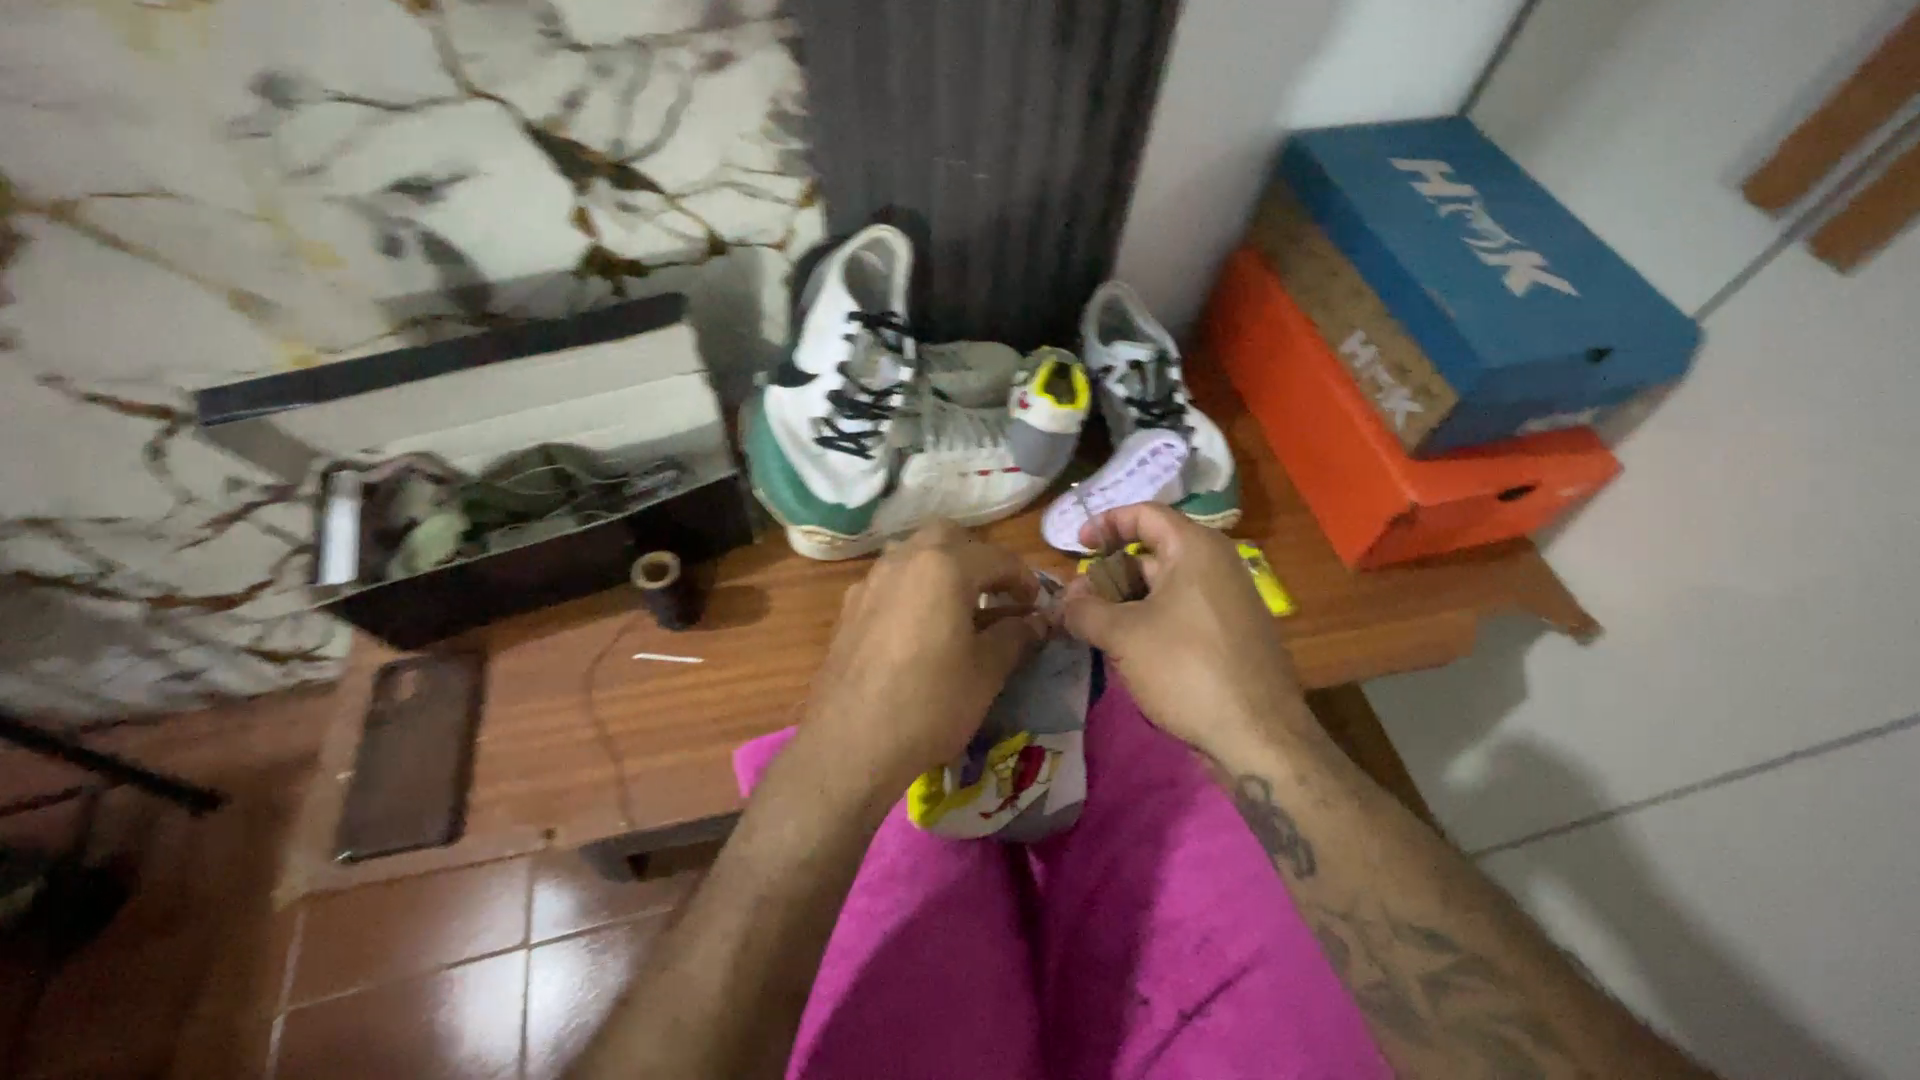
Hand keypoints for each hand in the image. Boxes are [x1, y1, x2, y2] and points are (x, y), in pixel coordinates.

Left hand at [799, 521, 1043, 797]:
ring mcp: (870, 583)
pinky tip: (920, 630)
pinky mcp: (849, 610)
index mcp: (943, 567)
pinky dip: (913, 591)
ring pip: (912, 555)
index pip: (996, 557)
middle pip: (947, 538)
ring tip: (959, 610)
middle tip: (996, 595)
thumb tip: (1037, 621)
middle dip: (977, 559)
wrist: (851, 744)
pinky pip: (889, 583)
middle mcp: (903, 561)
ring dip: (941, 570)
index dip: (1023, 579)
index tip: (1036, 606)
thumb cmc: (930, 704)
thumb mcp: (986, 672)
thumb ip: (1015, 636)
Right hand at [1062, 503, 1305, 756]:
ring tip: (1094, 631)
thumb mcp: (1122, 636)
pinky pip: (1181, 613)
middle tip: (1078, 603)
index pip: (1145, 514)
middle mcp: (1217, 565)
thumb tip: (1064, 602)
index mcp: (1195, 548)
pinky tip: (1127, 653)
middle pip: (1152, 553)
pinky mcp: (1231, 635)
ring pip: (1165, 588)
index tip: (1077, 548)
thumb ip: (1085, 611)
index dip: (1106, 524)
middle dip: (1110, 574)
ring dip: (1125, 603)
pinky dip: (1150, 622)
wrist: (1257, 734)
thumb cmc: (1186, 668)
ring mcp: (1228, 601)